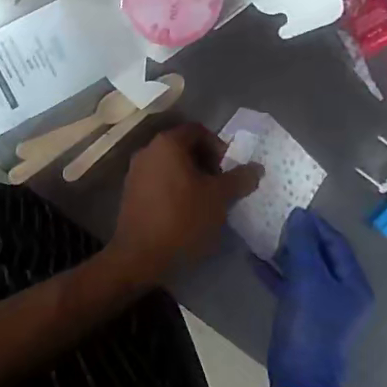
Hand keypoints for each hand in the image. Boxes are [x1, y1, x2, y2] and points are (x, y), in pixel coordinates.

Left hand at [109, 122, 262, 282]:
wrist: (140, 255)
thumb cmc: (183, 218)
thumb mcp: (219, 198)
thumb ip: (239, 179)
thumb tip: (257, 168)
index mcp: (168, 143)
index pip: (198, 131)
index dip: (218, 146)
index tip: (228, 170)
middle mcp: (147, 151)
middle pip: (183, 147)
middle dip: (205, 162)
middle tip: (220, 185)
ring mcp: (135, 172)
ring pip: (170, 165)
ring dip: (191, 177)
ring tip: (205, 201)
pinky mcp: (130, 193)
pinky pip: (158, 181)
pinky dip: (174, 188)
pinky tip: (184, 212)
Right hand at [253, 208, 373, 386]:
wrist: (300, 377)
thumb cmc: (310, 325)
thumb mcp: (307, 280)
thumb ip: (303, 245)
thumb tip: (300, 215)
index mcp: (354, 284)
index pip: (337, 244)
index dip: (317, 226)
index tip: (294, 209)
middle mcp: (343, 293)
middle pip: (322, 256)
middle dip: (300, 238)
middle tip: (278, 220)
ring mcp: (323, 306)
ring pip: (305, 270)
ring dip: (286, 254)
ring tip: (265, 236)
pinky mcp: (303, 316)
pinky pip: (291, 286)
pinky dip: (275, 273)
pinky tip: (254, 260)